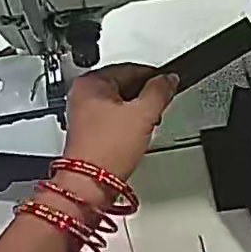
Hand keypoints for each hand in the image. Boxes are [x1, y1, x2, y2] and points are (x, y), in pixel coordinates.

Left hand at [60, 64, 176, 179]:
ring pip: (119, 102)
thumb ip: (159, 92)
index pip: (129, 68)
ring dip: (136, 110)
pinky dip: (126, 122)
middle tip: (156, 107)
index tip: (168, 83)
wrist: (91, 183)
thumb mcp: (142, 114)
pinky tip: (134, 134)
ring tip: (145, 123)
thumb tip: (168, 79)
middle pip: (123, 84)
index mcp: (90, 82)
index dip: (153, 76)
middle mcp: (82, 94)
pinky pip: (112, 117)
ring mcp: (83, 112)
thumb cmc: (105, 149)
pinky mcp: (88, 130)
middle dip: (144, 96)